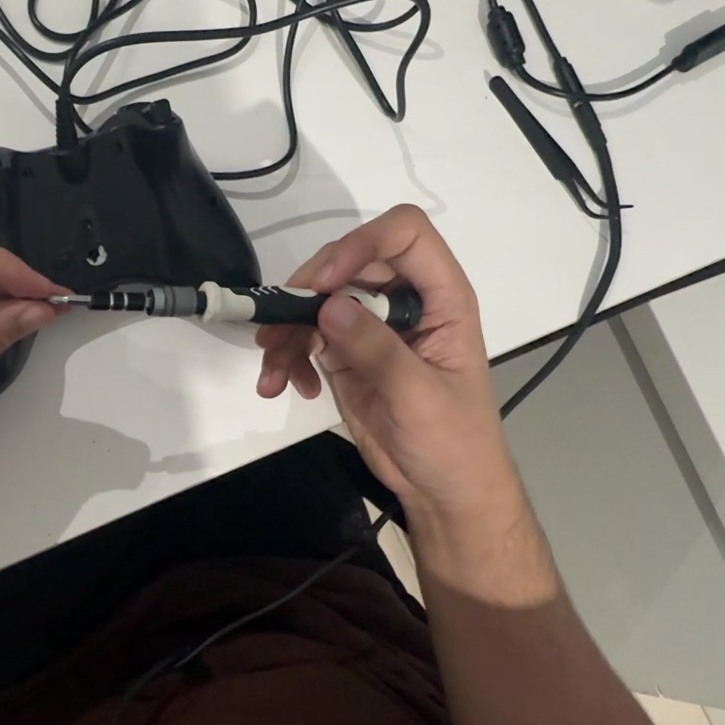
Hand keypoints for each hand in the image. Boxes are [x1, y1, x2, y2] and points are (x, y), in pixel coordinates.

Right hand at [255, 206, 521, 527]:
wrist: (442, 489)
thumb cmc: (452, 440)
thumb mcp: (417, 394)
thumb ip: (376, 348)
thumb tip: (328, 306)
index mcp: (439, 298)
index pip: (404, 235)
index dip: (361, 244)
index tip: (323, 285)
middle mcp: (402, 302)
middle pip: (348, 263)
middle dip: (307, 293)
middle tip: (278, 328)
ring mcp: (370, 329)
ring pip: (318, 303)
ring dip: (286, 333)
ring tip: (272, 373)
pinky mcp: (345, 356)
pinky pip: (306, 340)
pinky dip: (289, 360)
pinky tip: (288, 387)